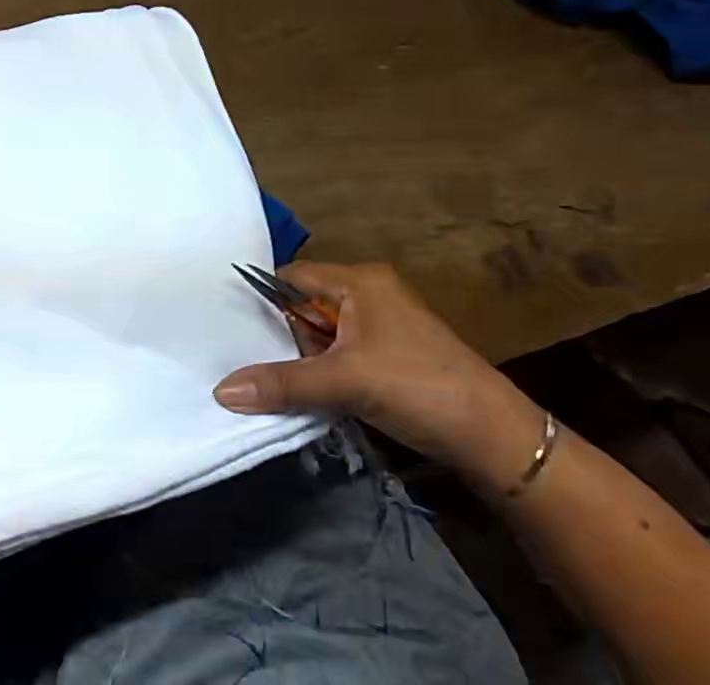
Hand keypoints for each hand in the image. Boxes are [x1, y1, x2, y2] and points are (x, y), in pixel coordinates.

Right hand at [214, 262, 548, 495]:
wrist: (488, 432)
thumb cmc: (416, 385)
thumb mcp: (345, 381)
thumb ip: (283, 383)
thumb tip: (221, 390)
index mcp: (360, 281)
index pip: (295, 277)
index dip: (263, 295)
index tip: (226, 322)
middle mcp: (368, 295)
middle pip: (306, 307)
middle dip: (280, 336)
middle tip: (241, 361)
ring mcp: (380, 328)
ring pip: (322, 337)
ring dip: (301, 360)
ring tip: (262, 382)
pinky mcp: (387, 357)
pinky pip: (340, 357)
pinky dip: (320, 374)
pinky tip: (298, 395)